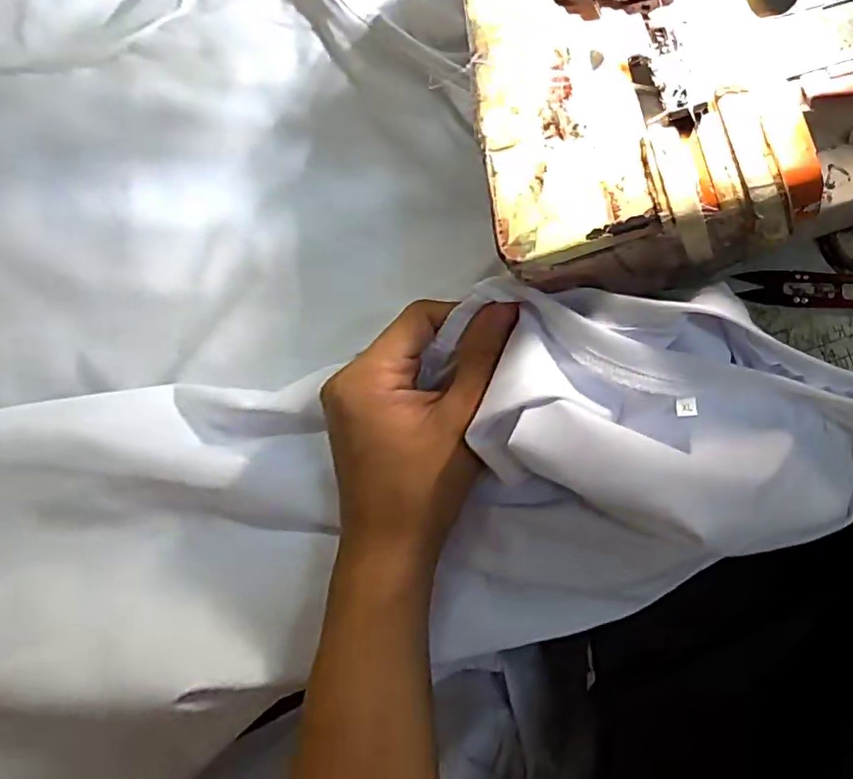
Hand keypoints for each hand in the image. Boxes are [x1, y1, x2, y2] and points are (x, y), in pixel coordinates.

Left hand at [320, 300, 519, 560]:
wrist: (393, 547)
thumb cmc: (427, 482)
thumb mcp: (462, 414)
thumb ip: (482, 355)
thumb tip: (504, 307)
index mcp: (364, 374)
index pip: (419, 317)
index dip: (465, 315)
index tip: (502, 330)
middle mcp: (348, 378)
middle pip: (413, 333)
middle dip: (460, 337)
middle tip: (500, 351)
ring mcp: (351, 398)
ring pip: (411, 354)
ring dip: (450, 358)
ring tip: (485, 372)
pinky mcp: (362, 414)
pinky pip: (403, 376)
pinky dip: (435, 376)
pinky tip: (460, 393)